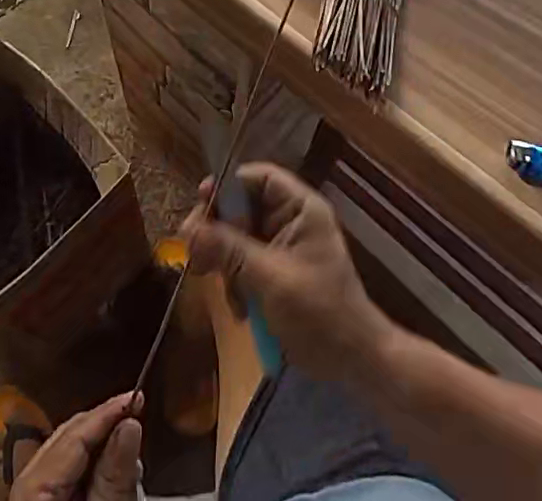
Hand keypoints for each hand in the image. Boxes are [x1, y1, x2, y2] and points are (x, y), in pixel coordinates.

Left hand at [9, 392, 141, 500]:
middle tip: (136, 409)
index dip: (108, 412)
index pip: (74, 433)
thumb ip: (114, 476)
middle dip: (104, 424)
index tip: (136, 396)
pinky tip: (110, 465)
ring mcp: (30, 495)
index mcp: (31, 487)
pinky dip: (91, 464)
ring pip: (69, 453)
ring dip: (100, 443)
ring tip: (129, 437)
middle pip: (69, 438)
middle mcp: (24, 486)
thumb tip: (130, 424)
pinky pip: (66, 473)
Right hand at [182, 163, 394, 385]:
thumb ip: (228, 249)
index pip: (258, 177)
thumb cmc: (320, 314)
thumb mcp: (270, 278)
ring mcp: (283, 247)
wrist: (354, 364)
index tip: (201, 202)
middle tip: (195, 253)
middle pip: (242, 207)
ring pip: (237, 237)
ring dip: (225, 263)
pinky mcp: (275, 272)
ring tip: (225, 291)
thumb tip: (187, 228)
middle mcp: (291, 221)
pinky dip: (235, 282)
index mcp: (301, 209)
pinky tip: (240, 308)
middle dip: (219, 232)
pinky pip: (243, 263)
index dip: (229, 185)